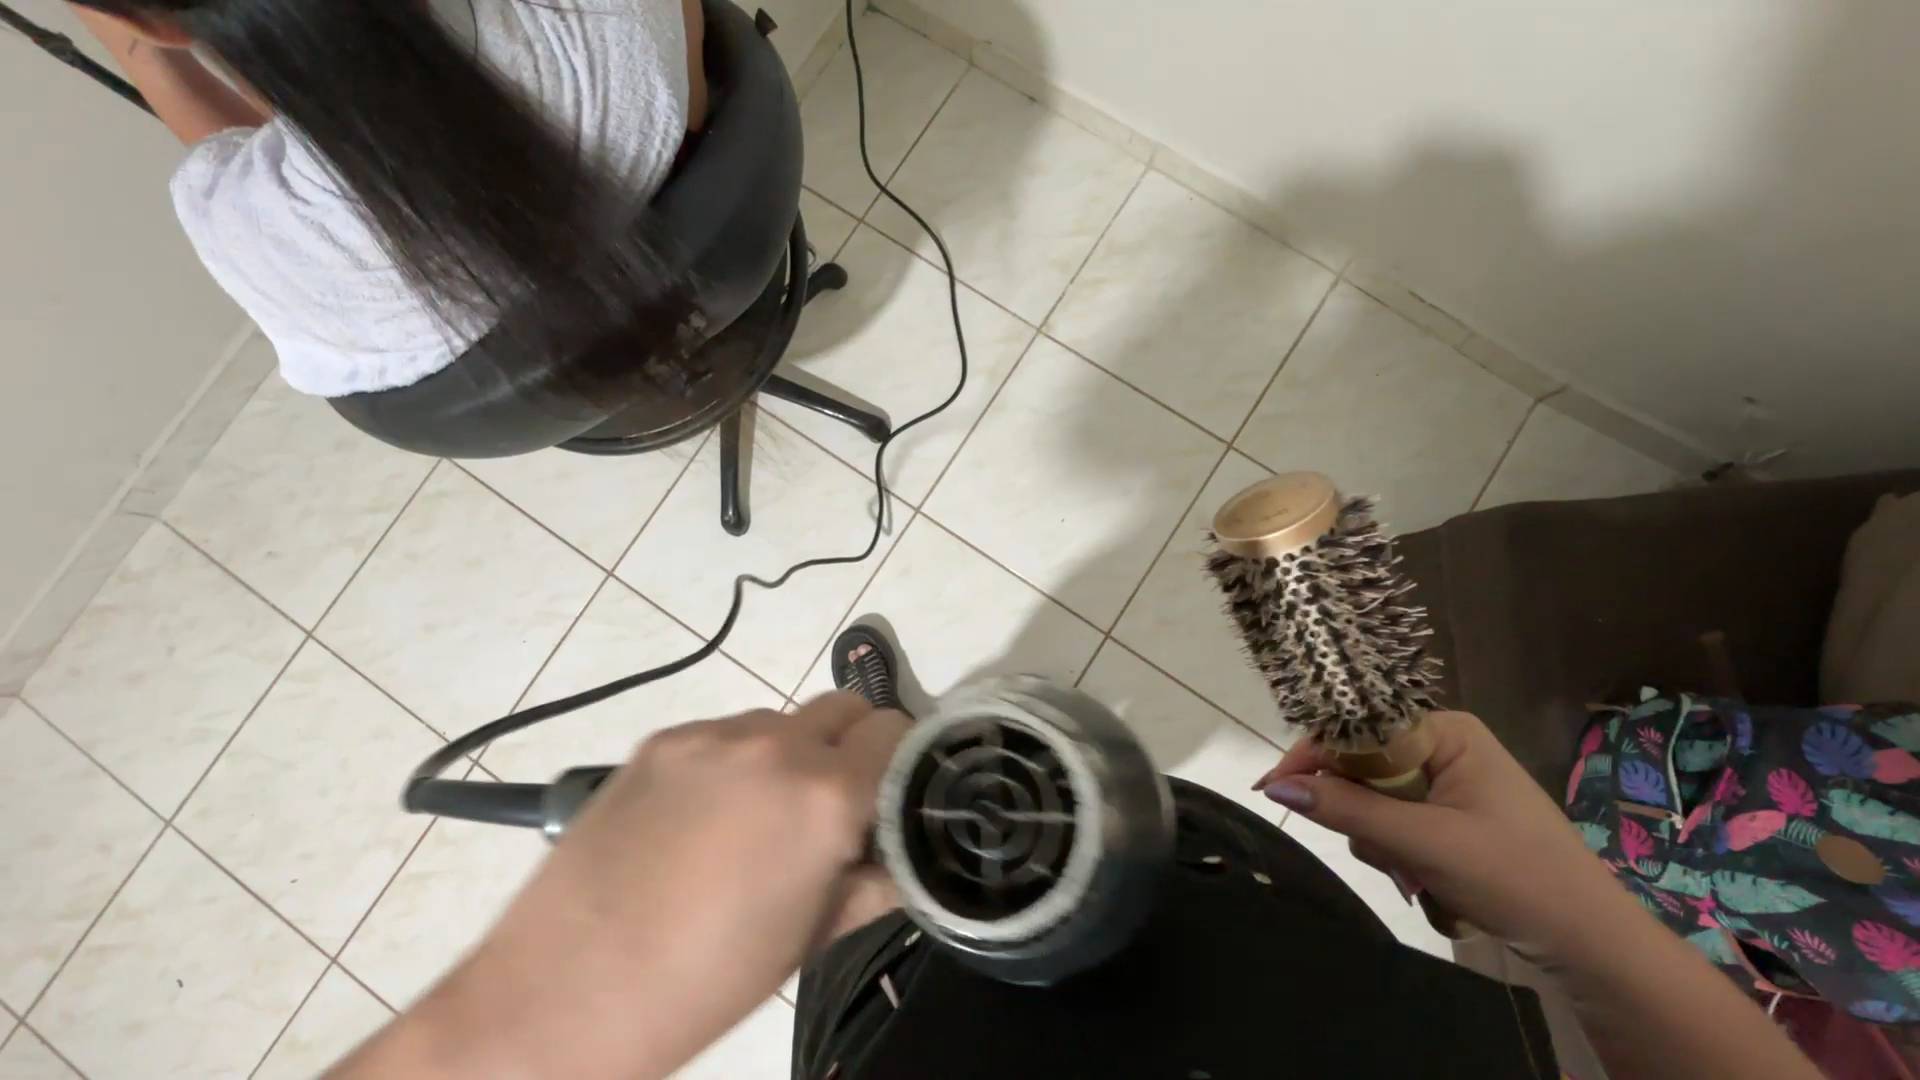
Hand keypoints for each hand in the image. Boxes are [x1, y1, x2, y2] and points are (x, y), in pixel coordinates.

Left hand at [475, 693, 909, 1077]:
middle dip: (854, 748)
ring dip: (792, 755)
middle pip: (847, 707)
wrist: (563, 989)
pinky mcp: (662, 739)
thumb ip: (875, 880)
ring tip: (756, 818)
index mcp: (825, 795)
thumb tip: (903, 852)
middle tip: (833, 805)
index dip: (903, 764)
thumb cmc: (706, 981)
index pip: (896, 733)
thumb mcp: (812, 939)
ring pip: (784, 719)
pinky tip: (702, 817)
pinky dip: (735, 762)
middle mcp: (775, 744)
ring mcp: (712, 735)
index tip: (890, 799)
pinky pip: (725, 734)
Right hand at [1257, 711, 1632, 959]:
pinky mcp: (1450, 815)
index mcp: (1446, 731)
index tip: (1274, 790)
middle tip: (1377, 853)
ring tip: (1411, 875)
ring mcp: (1448, 782)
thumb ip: (1347, 810)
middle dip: (1357, 813)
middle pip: (1361, 764)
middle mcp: (1444, 746)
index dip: (1314, 756)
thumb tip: (1276, 787)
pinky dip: (1393, 850)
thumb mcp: (1423, 842)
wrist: (1593, 944)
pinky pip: (1393, 820)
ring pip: (1371, 798)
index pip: (1357, 729)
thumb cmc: (1516, 877)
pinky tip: (1418, 879)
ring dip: (1376, 839)